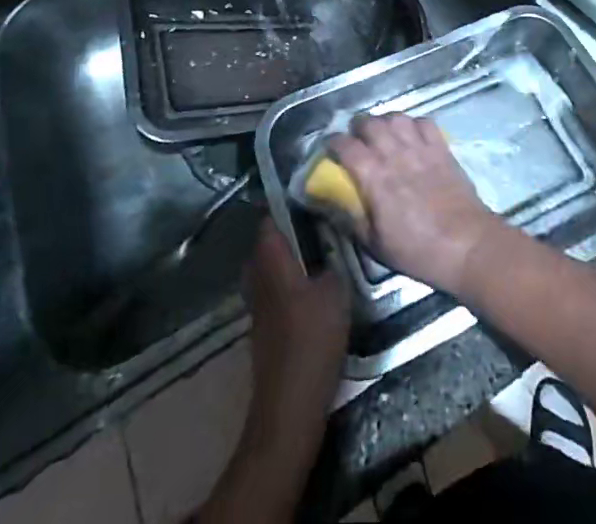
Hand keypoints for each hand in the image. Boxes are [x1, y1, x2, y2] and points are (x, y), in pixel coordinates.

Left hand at [244, 219, 347, 421]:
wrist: (290, 404)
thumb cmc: (313, 341)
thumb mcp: (336, 292)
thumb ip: (334, 262)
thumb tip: (334, 244)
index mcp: (271, 266)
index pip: (269, 223)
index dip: (287, 204)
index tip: (314, 193)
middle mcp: (259, 281)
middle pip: (269, 245)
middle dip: (293, 230)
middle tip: (326, 220)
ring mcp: (260, 307)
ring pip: (274, 269)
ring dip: (295, 257)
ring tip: (328, 249)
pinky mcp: (269, 327)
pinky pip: (279, 289)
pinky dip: (295, 280)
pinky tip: (320, 285)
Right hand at [328, 113, 511, 293]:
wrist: (465, 243)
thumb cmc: (417, 249)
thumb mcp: (373, 243)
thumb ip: (349, 218)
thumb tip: (327, 202)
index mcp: (375, 178)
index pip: (346, 146)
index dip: (333, 142)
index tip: (330, 147)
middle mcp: (396, 155)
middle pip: (371, 123)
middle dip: (358, 126)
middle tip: (356, 137)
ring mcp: (422, 149)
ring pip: (397, 117)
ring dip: (385, 120)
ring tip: (383, 132)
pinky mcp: (443, 149)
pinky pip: (426, 122)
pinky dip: (414, 123)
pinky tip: (412, 134)